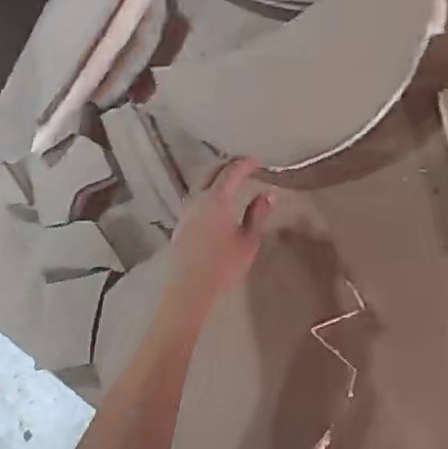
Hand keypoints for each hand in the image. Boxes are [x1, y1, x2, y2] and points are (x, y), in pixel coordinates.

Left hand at [161, 158, 275, 321]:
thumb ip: (257, 214)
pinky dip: (208, 193)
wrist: (188, 287)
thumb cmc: (223, 265)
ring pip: (201, 185)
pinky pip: (196, 199)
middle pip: (212, 173)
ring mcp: (185, 211)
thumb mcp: (248, 241)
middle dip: (228, 166)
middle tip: (245, 167)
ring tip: (232, 183)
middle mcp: (197, 199)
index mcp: (216, 199)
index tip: (258, 161)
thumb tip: (268, 194)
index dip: (245, 163)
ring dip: (216, 179)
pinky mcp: (180, 224)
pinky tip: (216, 203)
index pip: (231, 171)